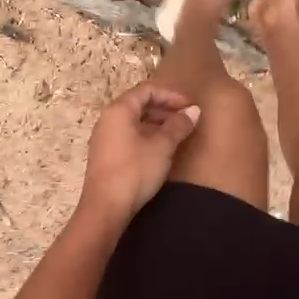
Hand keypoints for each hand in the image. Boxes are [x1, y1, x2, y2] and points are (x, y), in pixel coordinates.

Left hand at [79, 84, 202, 224]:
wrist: (105, 208)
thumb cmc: (135, 170)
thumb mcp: (162, 146)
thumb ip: (178, 125)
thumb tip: (194, 111)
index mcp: (119, 110)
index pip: (146, 90)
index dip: (170, 95)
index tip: (189, 106)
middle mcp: (108, 119)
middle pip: (139, 104)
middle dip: (164, 109)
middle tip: (185, 119)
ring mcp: (104, 138)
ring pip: (134, 121)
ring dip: (157, 123)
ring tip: (177, 134)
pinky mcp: (105, 155)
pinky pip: (128, 135)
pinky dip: (146, 135)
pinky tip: (160, 149)